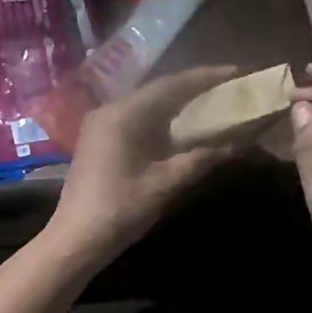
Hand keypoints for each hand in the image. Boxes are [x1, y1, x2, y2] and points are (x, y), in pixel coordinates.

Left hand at [46, 65, 241, 261]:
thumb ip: (200, 159)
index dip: (204, 78)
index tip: (234, 72)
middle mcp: (109, 112)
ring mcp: (101, 127)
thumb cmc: (119, 210)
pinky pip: (137, 123)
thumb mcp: (164, 184)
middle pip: (158, 93)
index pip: (170, 86)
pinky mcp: (100, 143)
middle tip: (227, 89)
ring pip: (147, 108)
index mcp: (123, 115)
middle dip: (193, 91)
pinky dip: (162, 124)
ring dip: (178, 107)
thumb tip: (235, 145)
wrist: (76, 240)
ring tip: (212, 106)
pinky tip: (182, 130)